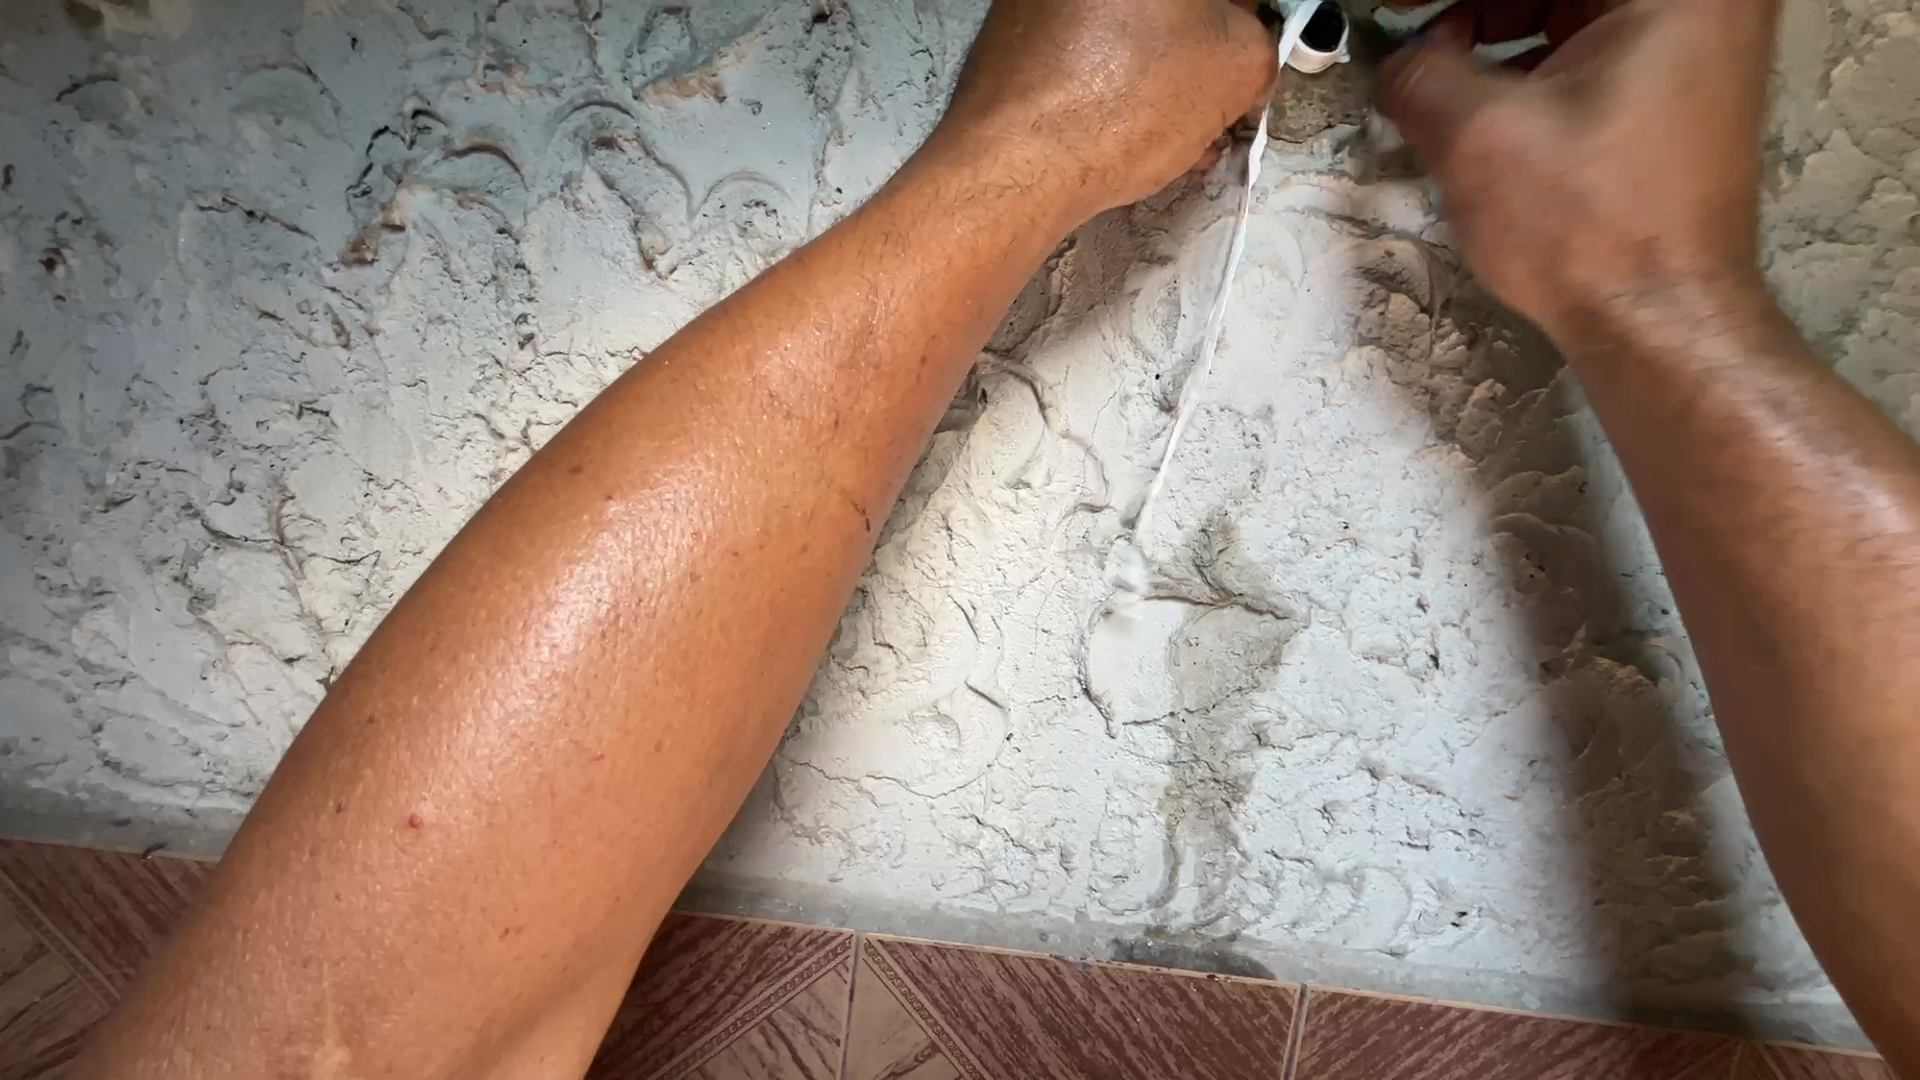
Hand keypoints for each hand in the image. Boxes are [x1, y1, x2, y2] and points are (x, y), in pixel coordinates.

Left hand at [934, 0, 1276, 220]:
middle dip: (1198, 52)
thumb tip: (1247, 50)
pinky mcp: (1008, 34)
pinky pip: (1078, 53)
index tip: (1244, 61)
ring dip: (1156, 78)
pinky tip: (1116, 140)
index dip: (1244, 22)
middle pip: (1167, 9)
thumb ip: (1259, 44)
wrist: (1013, 165)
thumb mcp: (1233, 70)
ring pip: (1122, 29)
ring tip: (1169, 142)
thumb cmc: (1123, 105)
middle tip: (1209, 110)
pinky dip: (1106, 87)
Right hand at [1377, 0, 1778, 342]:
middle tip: (1408, 51)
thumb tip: (1396, 61)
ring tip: (1429, 82)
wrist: (1650, 307)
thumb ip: (1421, 78)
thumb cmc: (1579, 220)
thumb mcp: (1476, 138)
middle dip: (1466, 11)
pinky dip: (1517, 64)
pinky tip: (1471, 102)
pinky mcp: (1665, 85)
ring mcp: (1686, 37)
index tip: (1392, 13)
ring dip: (1486, 36)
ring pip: (1561, 10)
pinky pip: (1576, 48)